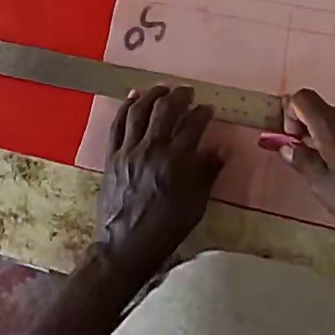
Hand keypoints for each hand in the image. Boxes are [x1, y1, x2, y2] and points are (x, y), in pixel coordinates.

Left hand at [95, 86, 224, 278]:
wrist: (126, 246)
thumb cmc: (166, 228)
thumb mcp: (195, 205)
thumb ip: (208, 173)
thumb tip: (222, 147)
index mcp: (176, 162)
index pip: (192, 126)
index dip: (202, 113)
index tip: (208, 107)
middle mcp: (152, 150)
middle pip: (165, 111)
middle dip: (179, 96)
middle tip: (187, 92)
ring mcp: (129, 150)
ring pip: (139, 111)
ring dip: (152, 95)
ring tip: (162, 88)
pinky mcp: (112, 155)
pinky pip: (118, 124)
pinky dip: (126, 107)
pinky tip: (133, 97)